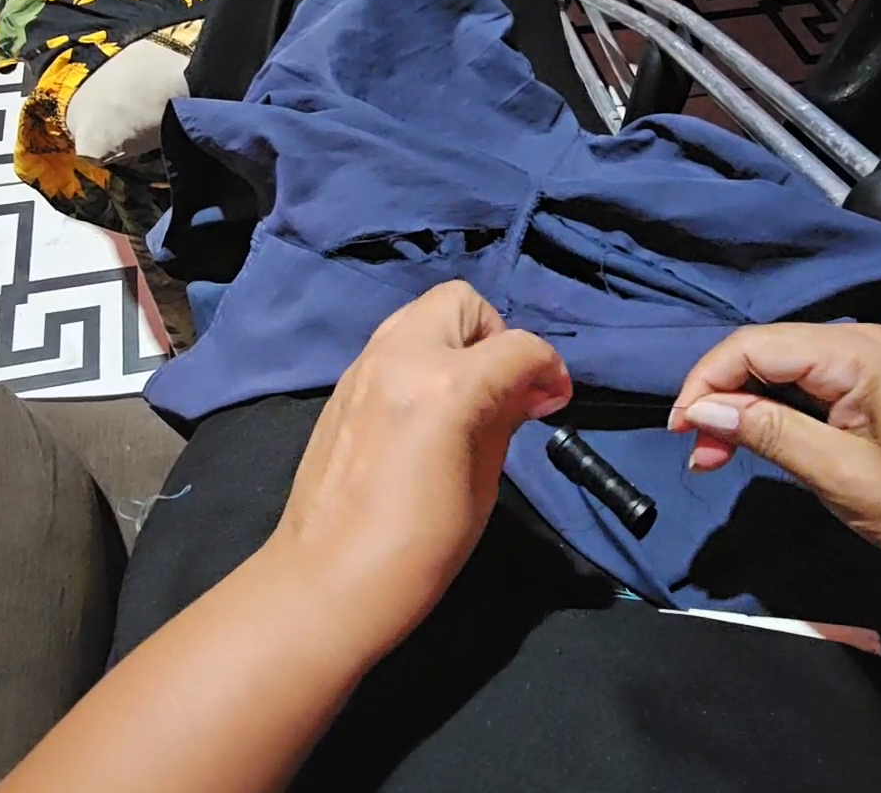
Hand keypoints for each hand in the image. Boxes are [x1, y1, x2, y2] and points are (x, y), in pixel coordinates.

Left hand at [266, 281, 570, 648]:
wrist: (326, 580)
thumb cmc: (419, 548)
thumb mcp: (484, 484)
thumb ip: (505, 419)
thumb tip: (525, 389)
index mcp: (446, 385)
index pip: (518, 346)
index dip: (550, 368)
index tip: (554, 398)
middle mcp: (401, 357)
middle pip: (462, 301)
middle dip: (495, 334)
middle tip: (502, 387)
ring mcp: (365, 365)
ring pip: (422, 314)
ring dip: (456, 340)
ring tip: (465, 393)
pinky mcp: (343, 383)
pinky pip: (394, 344)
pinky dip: (422, 357)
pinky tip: (425, 407)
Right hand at [668, 322, 880, 588]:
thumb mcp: (844, 477)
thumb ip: (768, 433)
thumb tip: (699, 411)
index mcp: (861, 353)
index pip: (755, 346)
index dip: (706, 381)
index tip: (678, 429)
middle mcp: (865, 341)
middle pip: (765, 352)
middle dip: (721, 397)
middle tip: (698, 452)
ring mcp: (874, 360)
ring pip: (781, 369)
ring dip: (743, 408)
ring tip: (717, 455)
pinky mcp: (877, 384)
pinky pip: (807, 385)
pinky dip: (774, 413)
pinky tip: (757, 441)